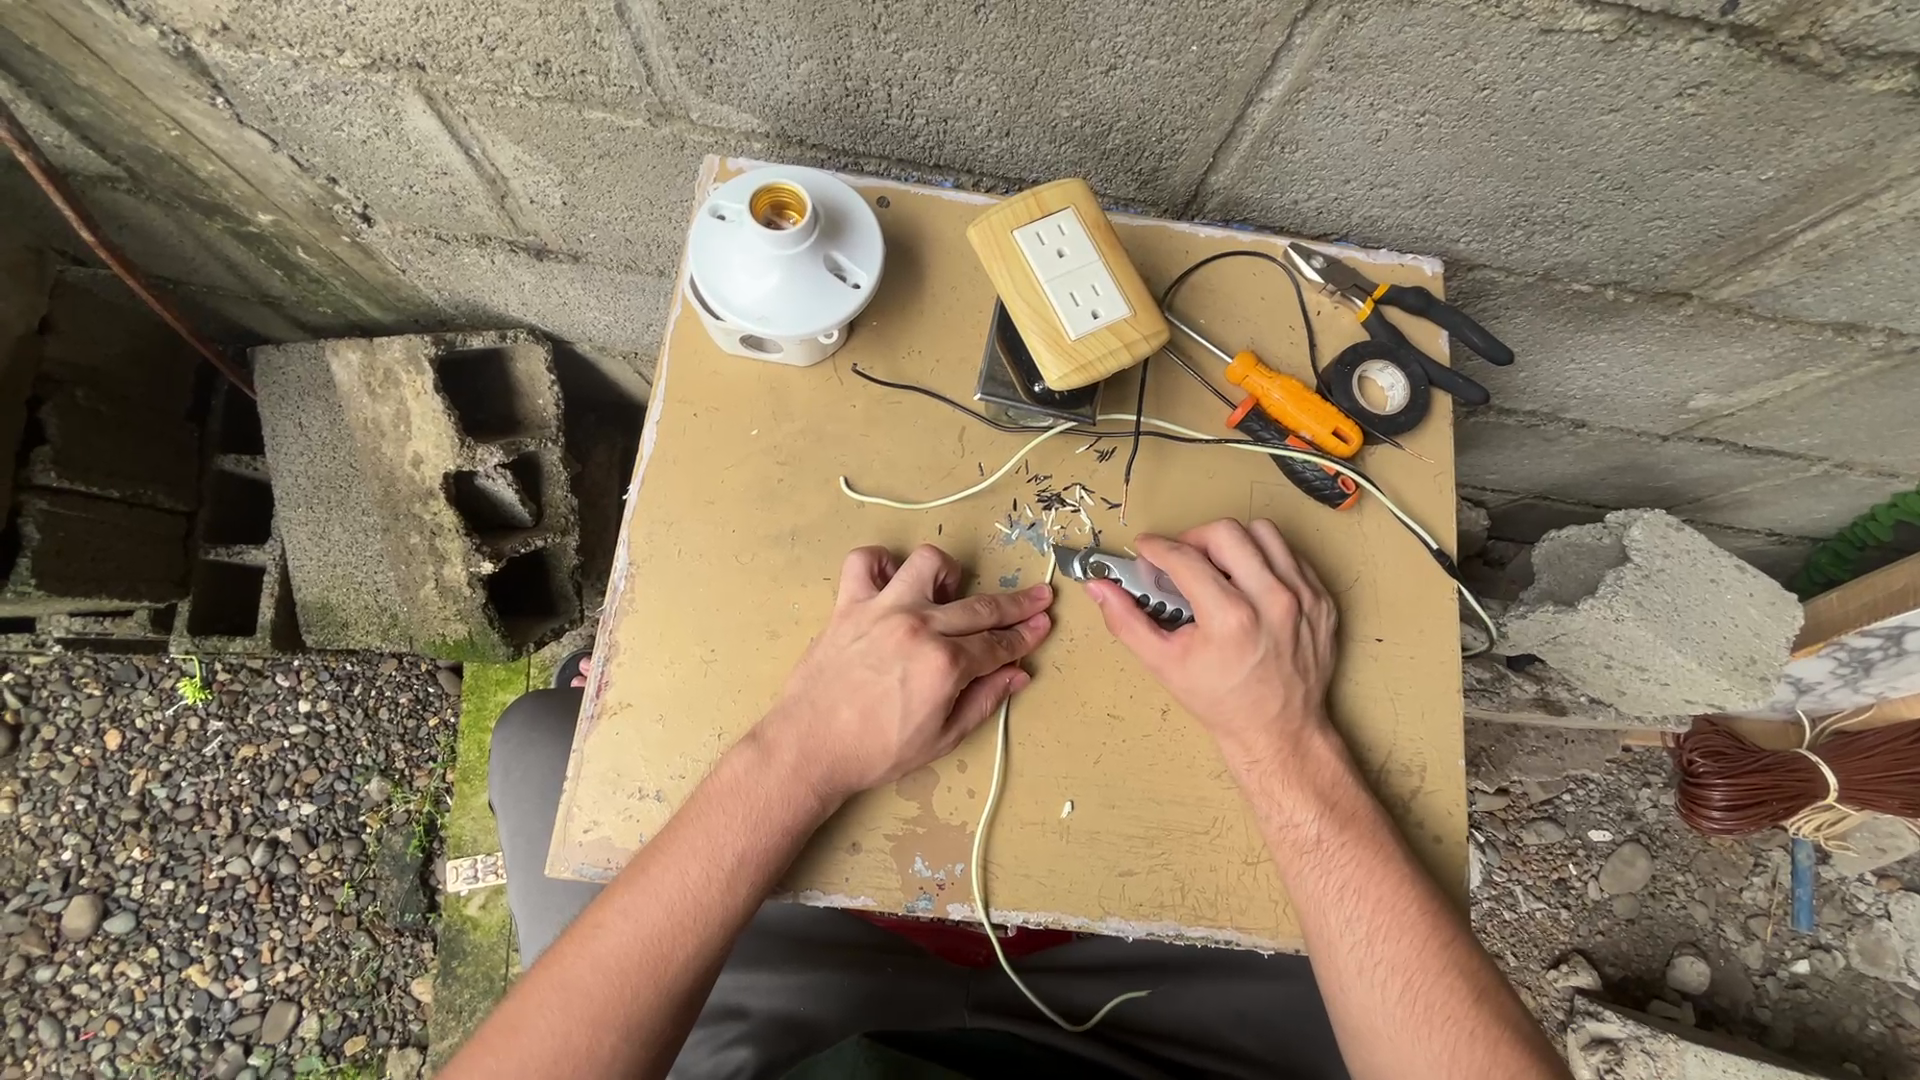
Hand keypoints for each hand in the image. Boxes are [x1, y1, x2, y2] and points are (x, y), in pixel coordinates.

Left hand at [763, 544, 1052, 801]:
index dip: (1026, 634)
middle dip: (1017, 603)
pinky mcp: (848, 605)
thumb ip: (985, 701)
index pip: (999, 644)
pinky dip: (881, 564)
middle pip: (980, 607)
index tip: (1043, 622)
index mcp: (945, 664)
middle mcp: (918, 627)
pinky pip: (864, 562)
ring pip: (927, 564)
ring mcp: (882, 610)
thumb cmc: (876, 752)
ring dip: (947, 574)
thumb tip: (1018, 674)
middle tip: (1037, 597)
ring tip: (949, 594)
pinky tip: (893, 583)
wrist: (810, 748)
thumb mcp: (943, 738)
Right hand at [1086, 519, 1337, 768]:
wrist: (1278, 730)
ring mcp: (1303, 598)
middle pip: (1226, 532)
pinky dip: (1263, 559)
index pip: (1185, 557)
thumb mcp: (1163, 664)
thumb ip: (1126, 621)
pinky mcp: (1321, 600)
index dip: (1157, 547)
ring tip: (1217, 566)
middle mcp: (1273, 600)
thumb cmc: (1222, 701)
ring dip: (1233, 542)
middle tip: (1181, 558)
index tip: (1147, 548)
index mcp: (1231, 617)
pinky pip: (1289, 555)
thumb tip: (1099, 588)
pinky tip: (1246, 582)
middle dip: (1194, 538)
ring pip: (1263, 533)